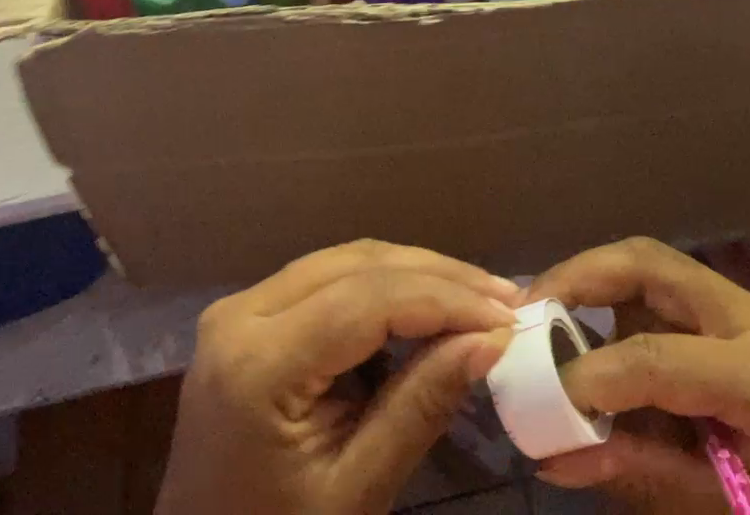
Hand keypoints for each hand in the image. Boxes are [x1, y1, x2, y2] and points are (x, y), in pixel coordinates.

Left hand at [156, 240, 523, 514]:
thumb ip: (421, 406)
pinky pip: (325, 279)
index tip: (510, 316)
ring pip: (342, 261)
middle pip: (355, 265)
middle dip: (436, 275)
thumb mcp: (356, 488)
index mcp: (257, 363)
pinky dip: (381, 287)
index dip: (445, 299)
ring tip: (478, 299)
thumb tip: (492, 339)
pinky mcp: (248, 314)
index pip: (366, 301)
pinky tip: (425, 305)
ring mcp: (239, 308)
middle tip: (505, 298)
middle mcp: (240, 313)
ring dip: (413, 274)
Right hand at [527, 238, 749, 514]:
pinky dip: (608, 306)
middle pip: (649, 263)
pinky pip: (654, 290)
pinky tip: (582, 336)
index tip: (544, 396)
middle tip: (525, 309)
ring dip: (587, 285)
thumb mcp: (721, 504)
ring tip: (543, 319)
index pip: (664, 358)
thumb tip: (550, 458)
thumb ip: (636, 471)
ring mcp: (743, 309)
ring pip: (647, 265)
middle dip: (577, 276)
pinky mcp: (728, 311)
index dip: (595, 372)